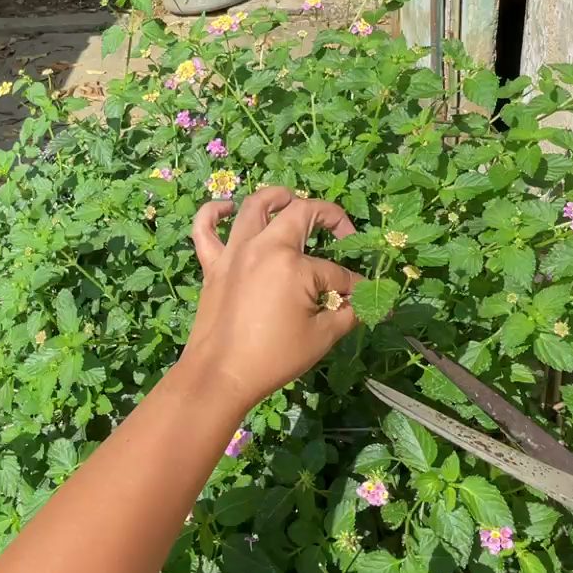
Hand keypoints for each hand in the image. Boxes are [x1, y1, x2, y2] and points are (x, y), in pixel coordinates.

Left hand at [181, 186, 362, 410]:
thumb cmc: (273, 358)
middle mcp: (263, 247)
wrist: (220, 375)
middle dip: (328, 216)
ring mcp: (234, 252)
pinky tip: (227, 208)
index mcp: (293, 264)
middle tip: (341, 231)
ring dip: (276, 196)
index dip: (353, 286)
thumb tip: (367, 302)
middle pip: (301, 213)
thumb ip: (348, 312)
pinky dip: (213, 212)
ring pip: (254, 206)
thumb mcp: (322, 337)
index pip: (335, 271)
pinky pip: (205, 228)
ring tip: (291, 198)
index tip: (363, 298)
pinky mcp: (212, 264)